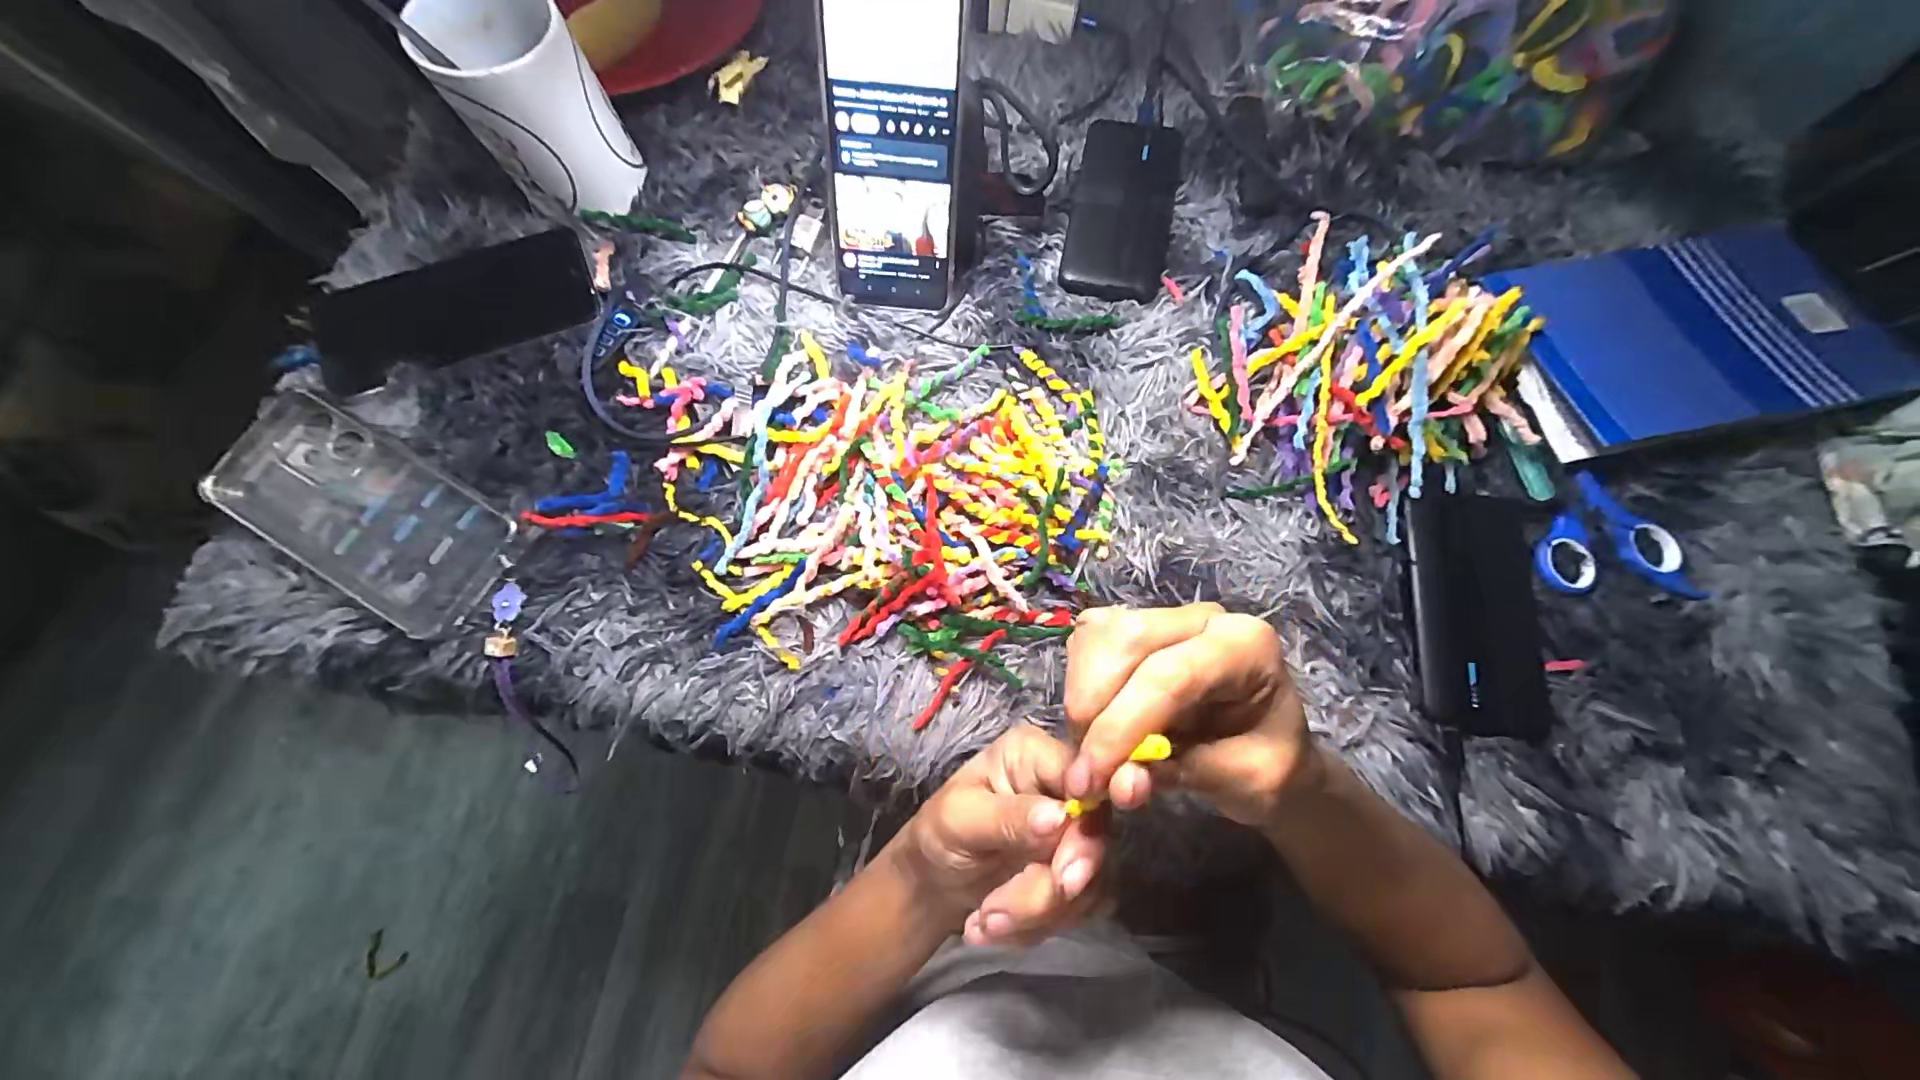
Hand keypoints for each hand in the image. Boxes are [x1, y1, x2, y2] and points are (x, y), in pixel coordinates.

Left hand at [890, 724, 1104, 946]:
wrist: (933, 879)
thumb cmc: (940, 831)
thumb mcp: (959, 818)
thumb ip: (1008, 817)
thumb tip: (1060, 817)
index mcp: (1034, 753)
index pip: (1084, 777)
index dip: (1084, 824)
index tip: (1063, 874)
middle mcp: (1064, 786)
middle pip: (1093, 836)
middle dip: (1048, 888)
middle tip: (996, 913)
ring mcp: (1076, 830)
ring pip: (1091, 881)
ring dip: (1036, 913)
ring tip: (983, 921)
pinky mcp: (1079, 871)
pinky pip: (1083, 906)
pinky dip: (1039, 925)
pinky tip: (995, 925)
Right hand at [1062, 603, 1318, 827]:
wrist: (1270, 752)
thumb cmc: (1268, 766)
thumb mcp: (1243, 782)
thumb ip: (1179, 774)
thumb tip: (1118, 782)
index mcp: (1244, 645)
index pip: (1169, 675)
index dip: (1121, 726)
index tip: (1091, 780)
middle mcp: (1202, 619)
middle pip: (1124, 642)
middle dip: (1092, 709)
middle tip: (1086, 773)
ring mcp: (1163, 618)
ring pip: (1096, 638)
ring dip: (1081, 700)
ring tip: (1092, 756)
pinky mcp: (1131, 629)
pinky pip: (1086, 646)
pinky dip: (1078, 691)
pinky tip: (1094, 730)